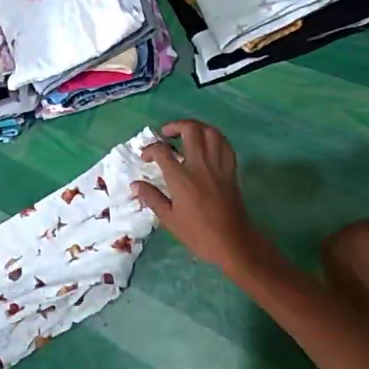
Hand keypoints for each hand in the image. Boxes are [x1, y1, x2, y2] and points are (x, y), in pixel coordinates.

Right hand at [134, 120, 262, 271]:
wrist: (232, 242)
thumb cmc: (197, 233)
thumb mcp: (168, 218)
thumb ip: (152, 197)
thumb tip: (136, 184)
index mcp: (181, 178)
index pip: (162, 151)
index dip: (150, 149)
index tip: (145, 157)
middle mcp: (200, 166)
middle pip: (191, 131)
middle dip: (175, 126)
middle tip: (166, 133)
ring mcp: (218, 166)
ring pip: (211, 132)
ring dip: (197, 127)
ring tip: (186, 133)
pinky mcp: (231, 171)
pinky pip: (225, 145)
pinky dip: (215, 138)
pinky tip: (207, 143)